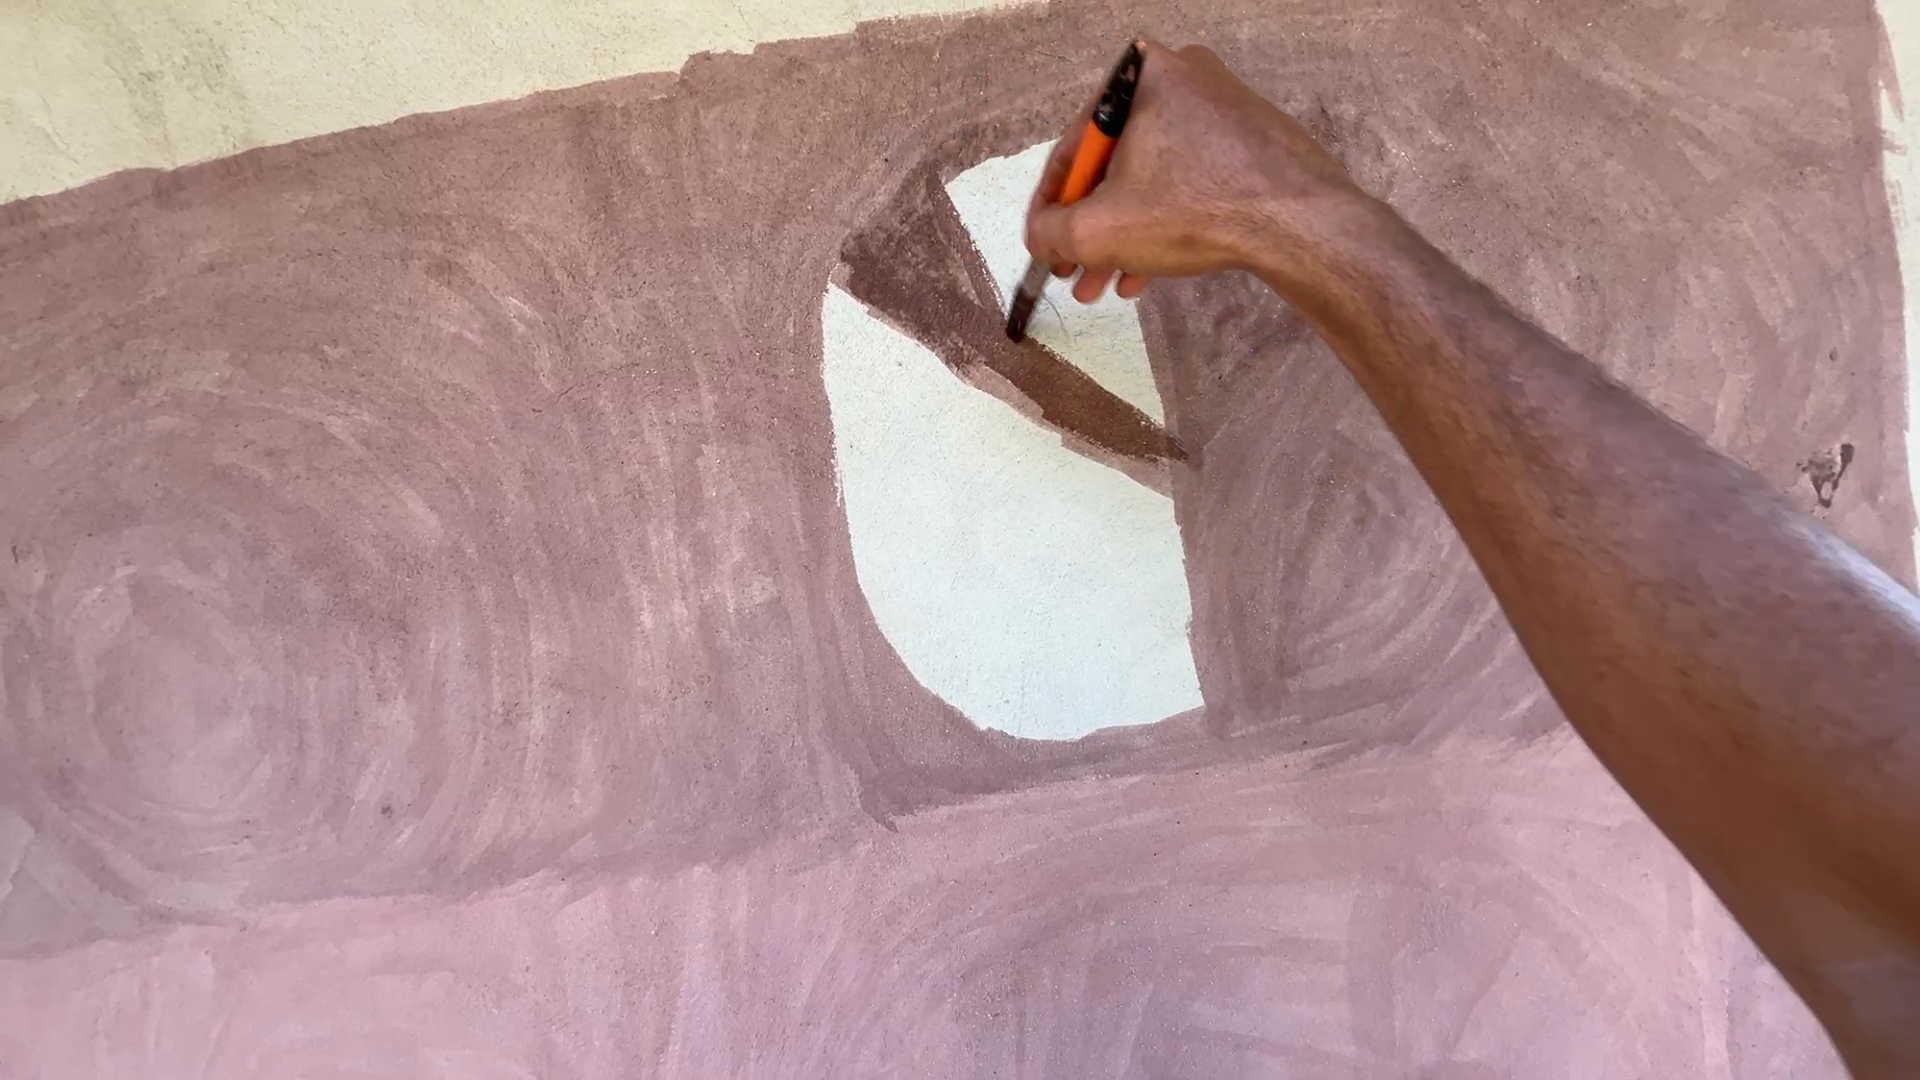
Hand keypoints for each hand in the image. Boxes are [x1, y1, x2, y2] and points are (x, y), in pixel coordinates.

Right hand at [1025, 41, 1368, 302]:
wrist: (1295, 219)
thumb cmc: (1190, 211)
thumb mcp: (1095, 231)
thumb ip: (1047, 233)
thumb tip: (1038, 238)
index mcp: (1137, 78)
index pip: (1071, 153)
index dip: (1049, 211)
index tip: (1043, 249)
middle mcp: (1178, 79)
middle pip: (1111, 170)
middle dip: (1088, 234)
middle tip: (1074, 275)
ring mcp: (1217, 108)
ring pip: (1147, 184)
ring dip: (1120, 240)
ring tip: (1104, 287)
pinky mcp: (1245, 140)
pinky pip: (1183, 184)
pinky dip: (1158, 226)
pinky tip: (1143, 274)